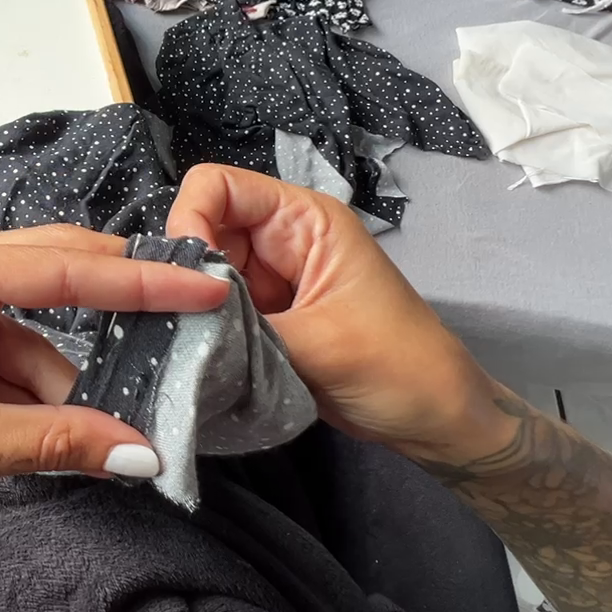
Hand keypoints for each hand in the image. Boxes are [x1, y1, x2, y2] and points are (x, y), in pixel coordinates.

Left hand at [0, 227, 230, 525]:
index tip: (200, 281)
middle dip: (114, 308)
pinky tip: (64, 432)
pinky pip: (13, 358)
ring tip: (113, 426)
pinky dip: (41, 393)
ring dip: (71, 380)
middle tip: (187, 317)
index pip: (56, 268)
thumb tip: (141, 450)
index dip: (137, 280)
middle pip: (51, 276)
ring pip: (36, 331)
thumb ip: (55, 438)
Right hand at [166, 164, 509, 462]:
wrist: (436, 425)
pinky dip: (200, 325)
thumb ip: (240, 325)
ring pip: (199, 269)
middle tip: (184, 315)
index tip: (189, 276)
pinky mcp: (257, 314)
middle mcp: (276, 238)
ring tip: (191, 338)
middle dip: (186, 268)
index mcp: (301, 219)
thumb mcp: (319, 344)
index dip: (190, 218)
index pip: (216, 186)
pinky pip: (210, 305)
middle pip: (199, 227)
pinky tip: (199, 349)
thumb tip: (174, 317)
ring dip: (192, 301)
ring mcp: (264, 278)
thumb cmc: (398, 367)